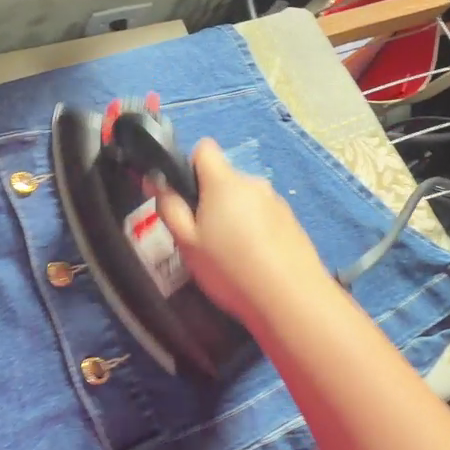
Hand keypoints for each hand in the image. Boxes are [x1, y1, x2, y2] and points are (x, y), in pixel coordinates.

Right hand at [155, 137, 330, 325]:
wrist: (292, 301)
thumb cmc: (230, 268)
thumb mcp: (187, 243)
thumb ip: (169, 207)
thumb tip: (156, 181)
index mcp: (224, 182)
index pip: (204, 148)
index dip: (189, 166)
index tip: (185, 196)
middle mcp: (253, 183)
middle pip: (224, 179)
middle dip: (210, 199)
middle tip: (203, 236)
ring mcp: (277, 202)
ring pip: (244, 199)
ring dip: (233, 216)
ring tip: (231, 254)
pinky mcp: (293, 222)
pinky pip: (263, 216)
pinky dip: (255, 230)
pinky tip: (255, 260)